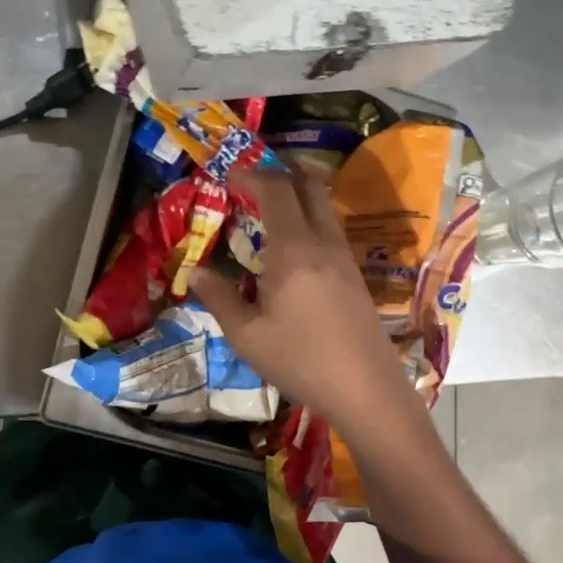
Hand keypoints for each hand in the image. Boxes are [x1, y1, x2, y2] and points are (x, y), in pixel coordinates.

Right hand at [190, 166, 416, 432]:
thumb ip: (219, 299)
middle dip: (282, 171)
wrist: (366, 390)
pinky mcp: (355, 277)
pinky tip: (293, 245)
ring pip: (324, 208)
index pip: (276, 191)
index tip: (229, 174)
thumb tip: (195, 272)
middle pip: (309, 187)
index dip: (252, 175)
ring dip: (298, 194)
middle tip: (254, 175)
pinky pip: (330, 231)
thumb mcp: (247, 337)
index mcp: (294, 251)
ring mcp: (345, 259)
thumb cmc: (301, 362)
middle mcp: (324, 244)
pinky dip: (309, 219)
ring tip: (270, 205)